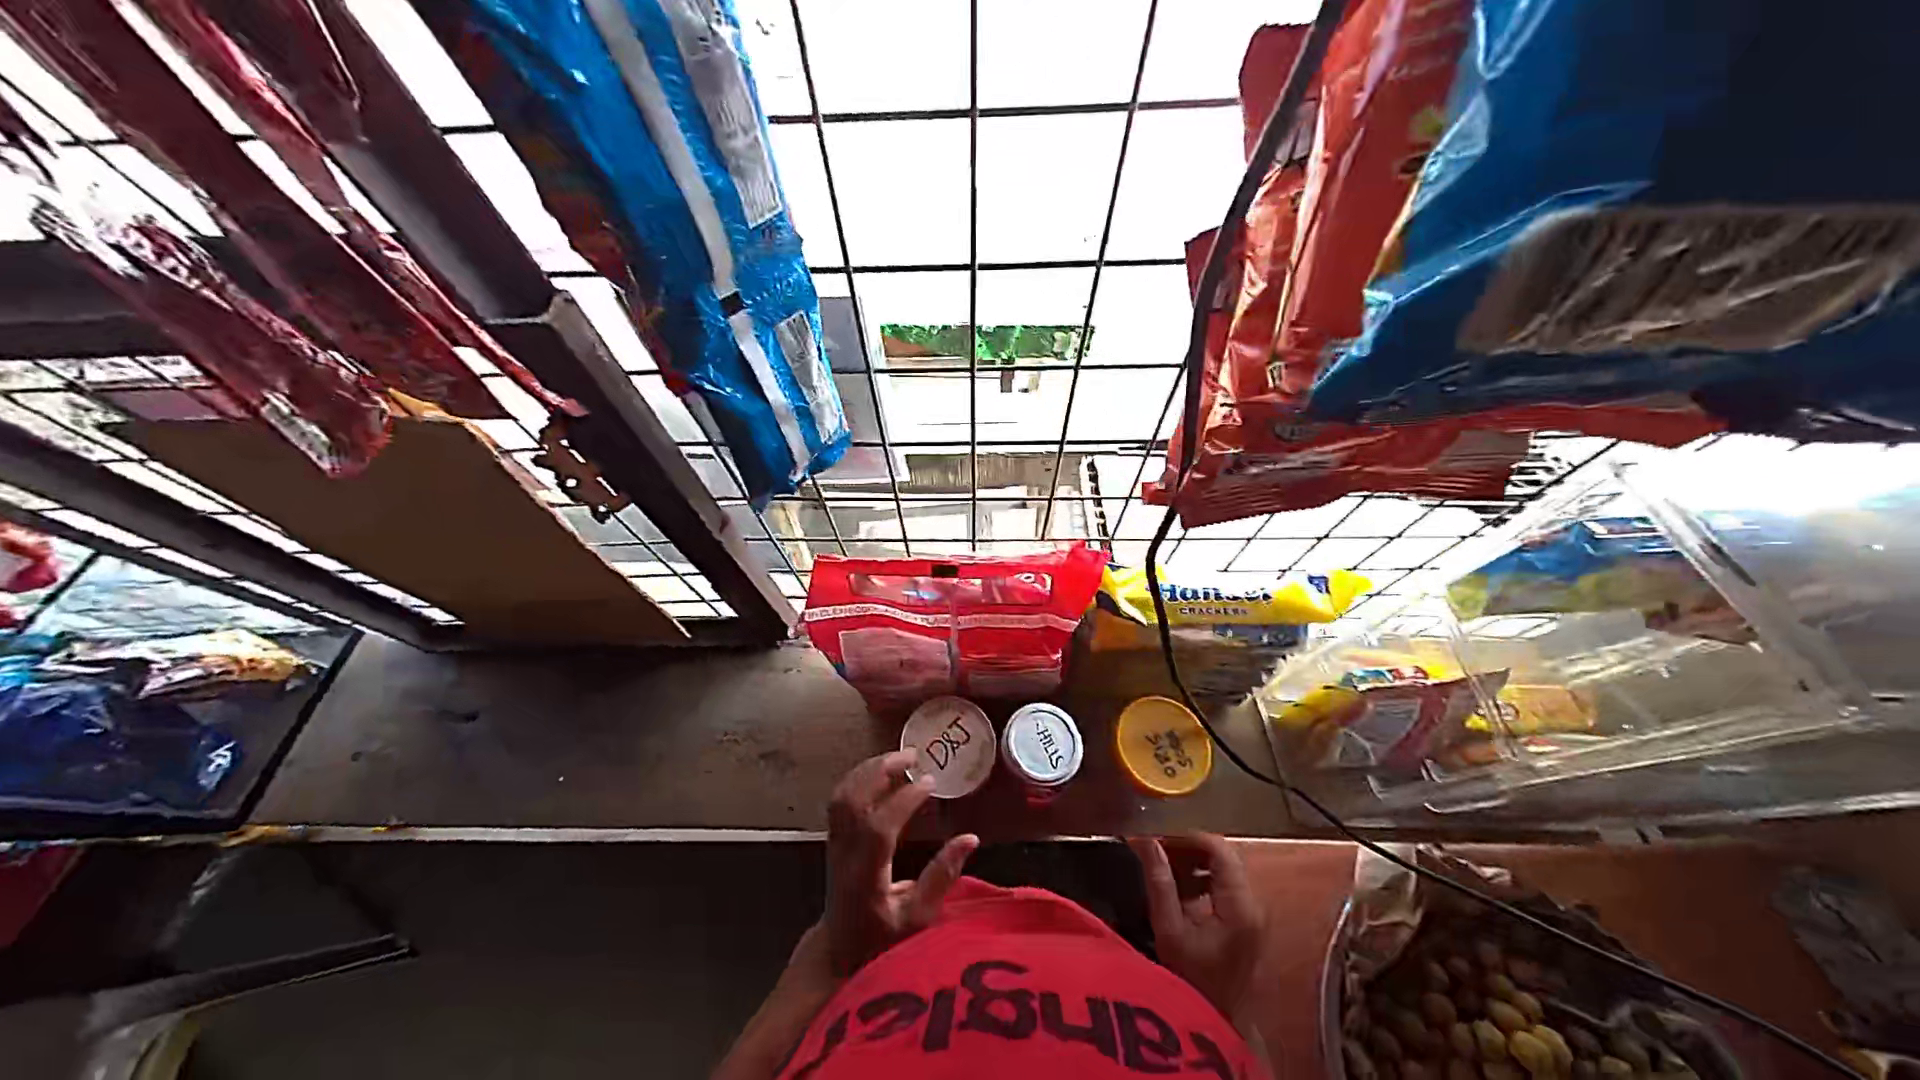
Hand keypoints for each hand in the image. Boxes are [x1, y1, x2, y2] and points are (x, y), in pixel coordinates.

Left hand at [825, 750, 978, 975]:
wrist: (840, 951)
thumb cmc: (884, 941)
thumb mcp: (919, 918)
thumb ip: (942, 878)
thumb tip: (970, 838)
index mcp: (865, 877)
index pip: (879, 828)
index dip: (903, 800)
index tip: (929, 781)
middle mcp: (844, 855)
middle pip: (851, 801)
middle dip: (880, 771)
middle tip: (912, 755)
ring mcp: (834, 845)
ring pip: (842, 796)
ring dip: (868, 770)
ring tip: (898, 758)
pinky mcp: (834, 839)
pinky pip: (840, 800)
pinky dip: (859, 778)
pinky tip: (880, 772)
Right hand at [1130, 833, 1267, 1020]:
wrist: (1219, 1019)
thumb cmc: (1192, 978)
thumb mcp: (1169, 929)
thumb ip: (1159, 882)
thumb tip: (1146, 841)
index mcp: (1239, 905)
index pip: (1219, 849)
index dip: (1187, 837)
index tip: (1158, 836)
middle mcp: (1254, 903)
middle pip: (1223, 856)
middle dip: (1187, 847)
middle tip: (1156, 849)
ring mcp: (1253, 911)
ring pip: (1224, 867)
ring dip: (1193, 861)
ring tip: (1163, 865)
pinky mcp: (1247, 918)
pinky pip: (1225, 883)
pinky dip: (1201, 877)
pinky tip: (1178, 885)